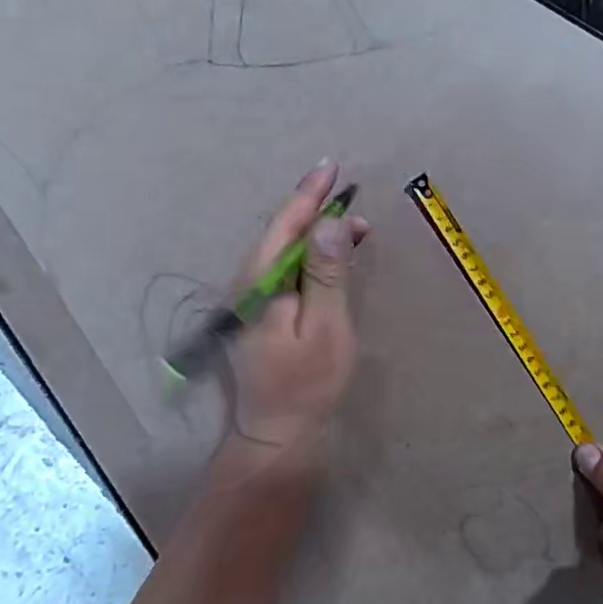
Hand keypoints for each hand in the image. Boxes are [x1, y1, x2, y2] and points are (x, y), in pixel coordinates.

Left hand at [225, 160, 369, 467]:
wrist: (278, 436)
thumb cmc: (307, 385)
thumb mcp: (325, 328)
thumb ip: (327, 274)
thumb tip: (330, 224)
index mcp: (260, 285)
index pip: (284, 227)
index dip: (308, 196)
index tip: (329, 167)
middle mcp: (249, 286)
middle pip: (281, 236)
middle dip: (315, 212)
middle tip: (352, 199)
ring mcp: (253, 302)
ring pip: (284, 254)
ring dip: (315, 236)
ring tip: (353, 227)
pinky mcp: (262, 316)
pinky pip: (286, 273)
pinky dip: (311, 259)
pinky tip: (330, 260)